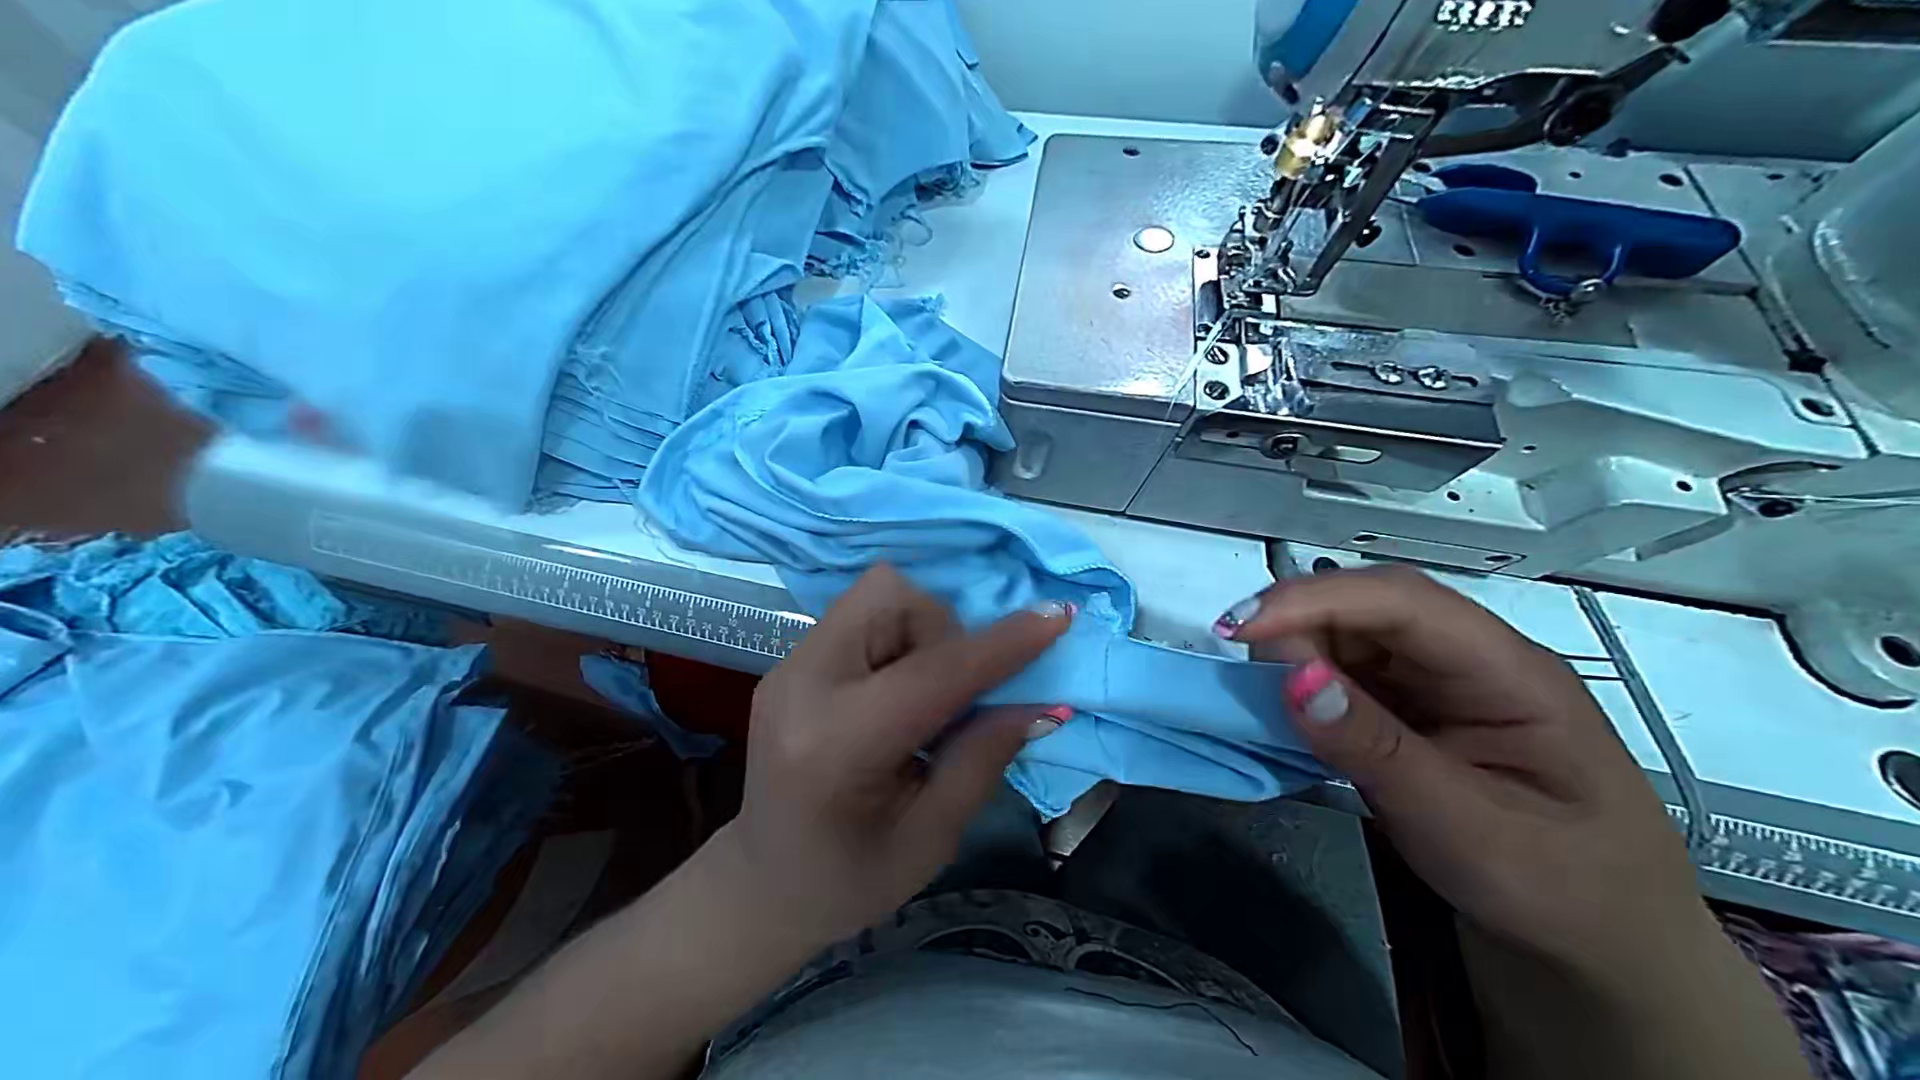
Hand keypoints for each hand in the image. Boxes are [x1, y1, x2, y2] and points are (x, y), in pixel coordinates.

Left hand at [713, 564, 1069, 942]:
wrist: (760, 884)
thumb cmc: (849, 880)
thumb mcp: (932, 838)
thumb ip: (984, 757)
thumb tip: (1043, 699)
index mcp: (834, 744)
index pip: (931, 673)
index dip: (1000, 645)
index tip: (1057, 617)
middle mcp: (801, 684)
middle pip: (891, 597)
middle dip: (946, 629)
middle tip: (959, 694)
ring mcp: (787, 665)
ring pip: (877, 595)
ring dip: (922, 631)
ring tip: (927, 695)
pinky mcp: (790, 661)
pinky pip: (861, 614)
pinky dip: (899, 636)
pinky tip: (899, 690)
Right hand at [1221, 567, 1706, 979]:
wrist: (1598, 949)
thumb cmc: (1558, 891)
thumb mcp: (1466, 829)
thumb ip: (1377, 750)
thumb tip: (1293, 677)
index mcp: (1511, 673)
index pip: (1405, 603)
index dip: (1316, 601)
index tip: (1241, 628)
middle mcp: (1472, 659)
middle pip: (1371, 607)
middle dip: (1299, 624)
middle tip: (1250, 675)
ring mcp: (1442, 681)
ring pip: (1351, 636)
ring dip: (1297, 654)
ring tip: (1268, 700)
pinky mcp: (1414, 706)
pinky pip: (1347, 672)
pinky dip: (1307, 683)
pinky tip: (1293, 712)